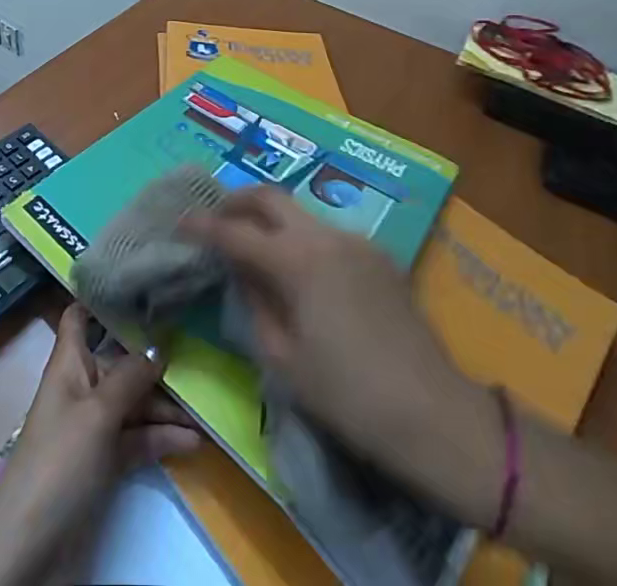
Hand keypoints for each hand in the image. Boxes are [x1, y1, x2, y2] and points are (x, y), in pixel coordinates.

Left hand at [0, 304, 200, 584]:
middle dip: (153, 359)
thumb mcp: (96, 413)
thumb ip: (129, 378)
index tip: (140, 280)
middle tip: (200, 351)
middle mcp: (80, 387)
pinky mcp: (105, 461)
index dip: (101, 297)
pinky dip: (161, 438)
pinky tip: (193, 441)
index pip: (78, 317)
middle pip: (118, 361)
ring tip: (207, 408)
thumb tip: (160, 342)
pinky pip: (137, 439)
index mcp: (67, 365)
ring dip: (165, 405)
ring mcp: (93, 425)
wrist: (34, 542)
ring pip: (133, 402)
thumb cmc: (59, 461)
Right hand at [181, 185, 502, 522]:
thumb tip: (240, 271)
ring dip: (269, 219)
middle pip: (271, 197)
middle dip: (235, 201)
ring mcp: (359, 244)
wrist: (438, 419)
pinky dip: (298, 237)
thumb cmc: (347, 395)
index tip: (178, 224)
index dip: (201, 226)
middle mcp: (327, 238)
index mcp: (298, 260)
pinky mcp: (380, 259)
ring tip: (250, 244)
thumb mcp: (280, 354)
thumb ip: (253, 300)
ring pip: (300, 213)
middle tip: (213, 218)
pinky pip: (326, 234)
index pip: (234, 231)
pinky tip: (293, 267)